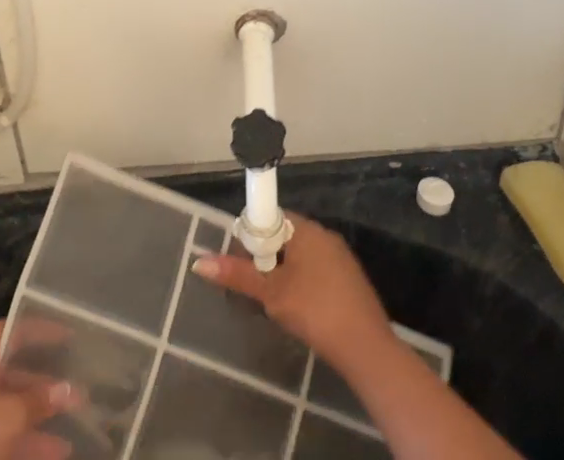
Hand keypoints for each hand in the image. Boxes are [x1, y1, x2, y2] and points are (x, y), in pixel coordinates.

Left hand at [0, 320, 78, 459]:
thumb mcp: (8, 416)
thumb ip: (39, 400)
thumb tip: (68, 389)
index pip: (9, 331)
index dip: (39, 331)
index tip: (69, 337)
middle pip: (12, 372)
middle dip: (45, 387)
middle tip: (78, 394)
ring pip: (8, 407)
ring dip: (38, 420)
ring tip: (73, 435)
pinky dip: (23, 440)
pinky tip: (53, 455)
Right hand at [191, 214, 394, 370]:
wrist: (365, 347)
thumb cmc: (314, 310)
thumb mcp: (270, 292)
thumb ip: (236, 274)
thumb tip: (198, 261)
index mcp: (306, 229)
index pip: (269, 217)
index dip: (249, 235)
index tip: (237, 260)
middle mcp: (324, 236)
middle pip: (283, 236)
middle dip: (263, 257)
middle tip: (250, 283)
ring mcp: (340, 257)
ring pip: (298, 256)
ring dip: (280, 272)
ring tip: (269, 298)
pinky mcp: (348, 279)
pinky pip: (314, 270)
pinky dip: (299, 282)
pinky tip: (294, 307)